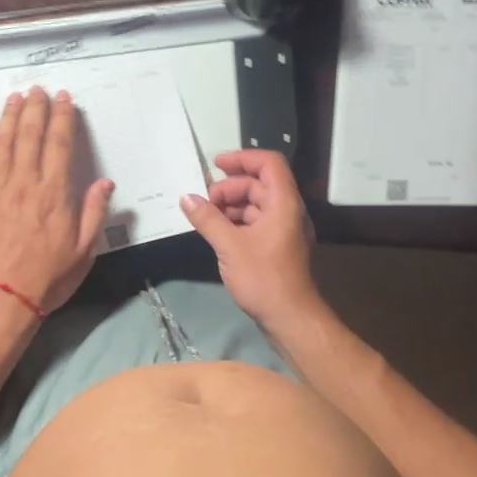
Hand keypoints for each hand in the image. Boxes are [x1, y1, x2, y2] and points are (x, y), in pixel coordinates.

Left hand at [0, 87, 114, 312]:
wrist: (1, 298)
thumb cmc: (48, 277)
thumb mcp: (84, 250)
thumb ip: (93, 212)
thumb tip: (105, 181)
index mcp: (54, 193)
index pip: (60, 144)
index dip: (62, 118)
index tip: (64, 99)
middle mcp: (25, 182)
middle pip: (30, 134)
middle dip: (35, 108)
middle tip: (38, 89)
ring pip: (2, 141)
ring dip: (9, 116)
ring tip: (15, 98)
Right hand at [179, 149, 319, 324]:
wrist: (290, 318)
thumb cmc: (264, 278)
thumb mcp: (230, 246)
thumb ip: (207, 218)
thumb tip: (186, 197)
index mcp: (283, 203)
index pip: (269, 163)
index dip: (243, 158)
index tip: (215, 164)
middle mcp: (287, 211)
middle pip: (258, 184)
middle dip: (229, 187)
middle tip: (203, 200)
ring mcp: (283, 229)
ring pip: (255, 204)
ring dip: (230, 205)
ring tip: (205, 216)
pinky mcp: (277, 246)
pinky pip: (256, 222)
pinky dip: (236, 221)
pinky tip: (216, 232)